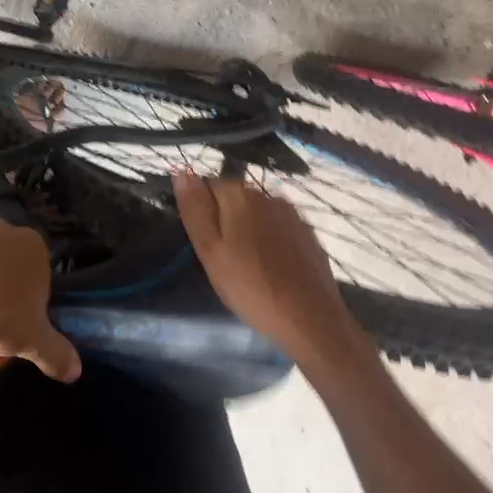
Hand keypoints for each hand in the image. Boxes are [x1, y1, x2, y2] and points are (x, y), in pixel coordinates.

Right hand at [174, 173, 368, 362]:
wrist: (311, 320)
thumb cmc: (251, 287)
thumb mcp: (210, 251)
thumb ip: (194, 208)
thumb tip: (181, 172)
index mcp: (239, 195)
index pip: (207, 187)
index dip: (202, 214)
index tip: (207, 244)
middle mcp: (267, 195)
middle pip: (234, 199)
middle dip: (226, 220)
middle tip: (225, 259)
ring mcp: (292, 215)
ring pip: (257, 214)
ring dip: (249, 230)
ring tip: (249, 266)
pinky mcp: (308, 235)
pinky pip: (279, 229)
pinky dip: (271, 241)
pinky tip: (272, 268)